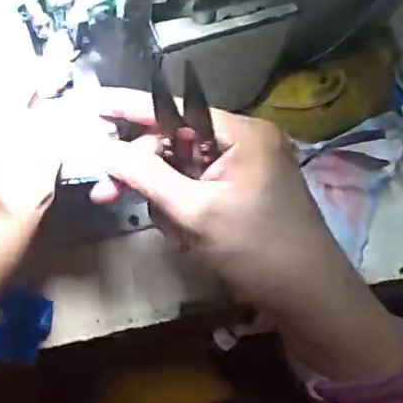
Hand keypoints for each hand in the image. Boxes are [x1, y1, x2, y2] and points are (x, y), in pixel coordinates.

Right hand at [87, 88, 402, 378]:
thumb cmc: (258, 251)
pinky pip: (193, 189)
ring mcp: (241, 168)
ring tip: (177, 235)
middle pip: (173, 143)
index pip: (176, 110)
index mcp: (241, 134)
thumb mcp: (196, 213)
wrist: (309, 299)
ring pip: (178, 170)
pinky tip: (186, 238)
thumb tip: (106, 152)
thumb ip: (147, 177)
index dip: (131, 108)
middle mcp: (242, 142)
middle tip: (105, 195)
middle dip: (142, 172)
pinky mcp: (238, 191)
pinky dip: (180, 211)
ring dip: (164, 201)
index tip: (94, 104)